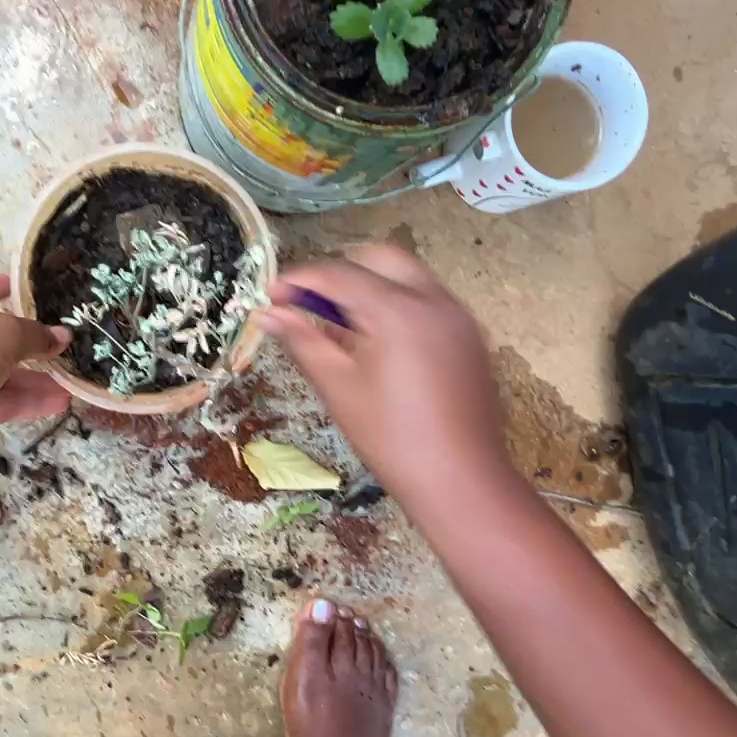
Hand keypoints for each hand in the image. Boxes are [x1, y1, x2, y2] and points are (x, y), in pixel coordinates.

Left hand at [0, 273, 72, 463]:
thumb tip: (62, 336)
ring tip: (72, 383)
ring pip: (0, 375)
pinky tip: (58, 405)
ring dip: (35, 379)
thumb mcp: (4, 334)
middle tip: (65, 347)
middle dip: (30, 343)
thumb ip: (36, 335)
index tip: (24, 289)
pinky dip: (25, 403)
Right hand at [258, 244, 518, 510]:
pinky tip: (377, 344)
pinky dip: (397, 305)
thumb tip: (267, 314)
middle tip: (309, 303)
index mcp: (397, 311)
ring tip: (341, 327)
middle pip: (378, 258)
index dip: (300, 280)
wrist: (460, 479)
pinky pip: (427, 300)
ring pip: (407, 276)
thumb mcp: (337, 387)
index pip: (339, 274)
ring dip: (370, 286)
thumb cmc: (390, 438)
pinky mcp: (469, 335)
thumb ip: (302, 341)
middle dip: (339, 272)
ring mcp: (458, 315)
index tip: (272, 294)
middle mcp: (433, 300)